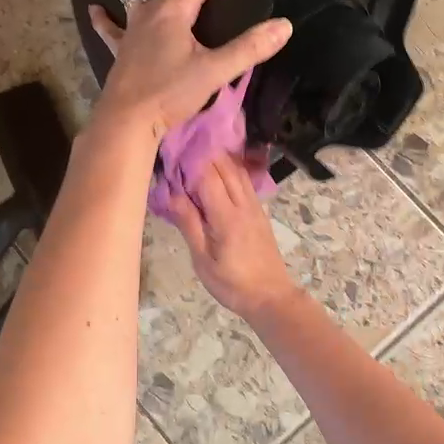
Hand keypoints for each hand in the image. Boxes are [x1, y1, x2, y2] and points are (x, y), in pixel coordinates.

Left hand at [88, 0, 291, 141]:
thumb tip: (284, 26)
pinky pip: (113, 27)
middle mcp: (152, 11)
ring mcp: (134, 28)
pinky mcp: (123, 50)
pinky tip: (95, 8)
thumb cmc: (168, 95)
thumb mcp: (214, 72)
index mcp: (176, 10)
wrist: (125, 122)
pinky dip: (105, 16)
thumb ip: (248, 49)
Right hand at [166, 153, 305, 322]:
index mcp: (227, 216)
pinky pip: (244, 182)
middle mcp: (244, 205)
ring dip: (219, 159)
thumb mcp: (203, 261)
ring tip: (197, 153)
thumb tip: (172, 194)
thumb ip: (189, 225)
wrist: (271, 296)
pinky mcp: (259, 212)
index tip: (172, 151)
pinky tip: (217, 173)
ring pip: (237, 171)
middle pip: (225, 167)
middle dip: (204, 153)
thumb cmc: (232, 284)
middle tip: (181, 147)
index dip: (190, 161)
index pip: (208, 176)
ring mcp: (255, 206)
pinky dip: (230, 171)